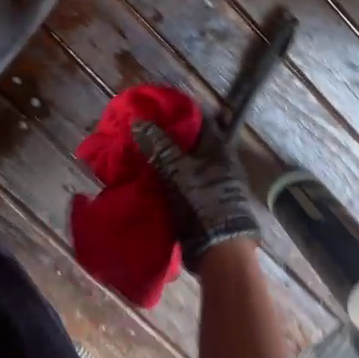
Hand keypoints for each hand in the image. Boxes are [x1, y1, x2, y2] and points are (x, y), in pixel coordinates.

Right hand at [131, 116, 260, 269]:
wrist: (219, 250)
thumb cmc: (203, 202)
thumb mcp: (178, 171)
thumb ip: (159, 145)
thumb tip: (139, 120)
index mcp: (219, 151)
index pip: (200, 121)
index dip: (179, 111)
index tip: (156, 106)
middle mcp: (219, 164)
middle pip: (191, 142)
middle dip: (168, 135)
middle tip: (142, 128)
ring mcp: (213, 185)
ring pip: (185, 162)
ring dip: (165, 157)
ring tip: (140, 150)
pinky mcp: (204, 202)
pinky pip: (182, 181)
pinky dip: (166, 176)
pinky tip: (147, 175)